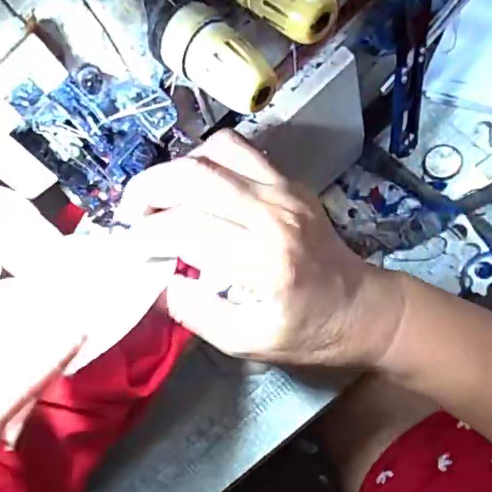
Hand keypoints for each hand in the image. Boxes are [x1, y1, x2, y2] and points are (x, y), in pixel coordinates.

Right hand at [119, 132, 405, 367]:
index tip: (128, 248)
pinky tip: (194, 188)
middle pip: (195, 177)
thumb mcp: (250, 341)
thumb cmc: (309, 333)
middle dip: (147, 190)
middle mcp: (275, 214)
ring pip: (215, 152)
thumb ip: (199, 314)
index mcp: (266, 260)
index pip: (189, 229)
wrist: (363, 307)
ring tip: (158, 198)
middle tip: (129, 215)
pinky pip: (238, 150)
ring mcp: (285, 191)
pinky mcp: (289, 182)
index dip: (147, 235)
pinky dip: (205, 160)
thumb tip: (159, 282)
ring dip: (174, 170)